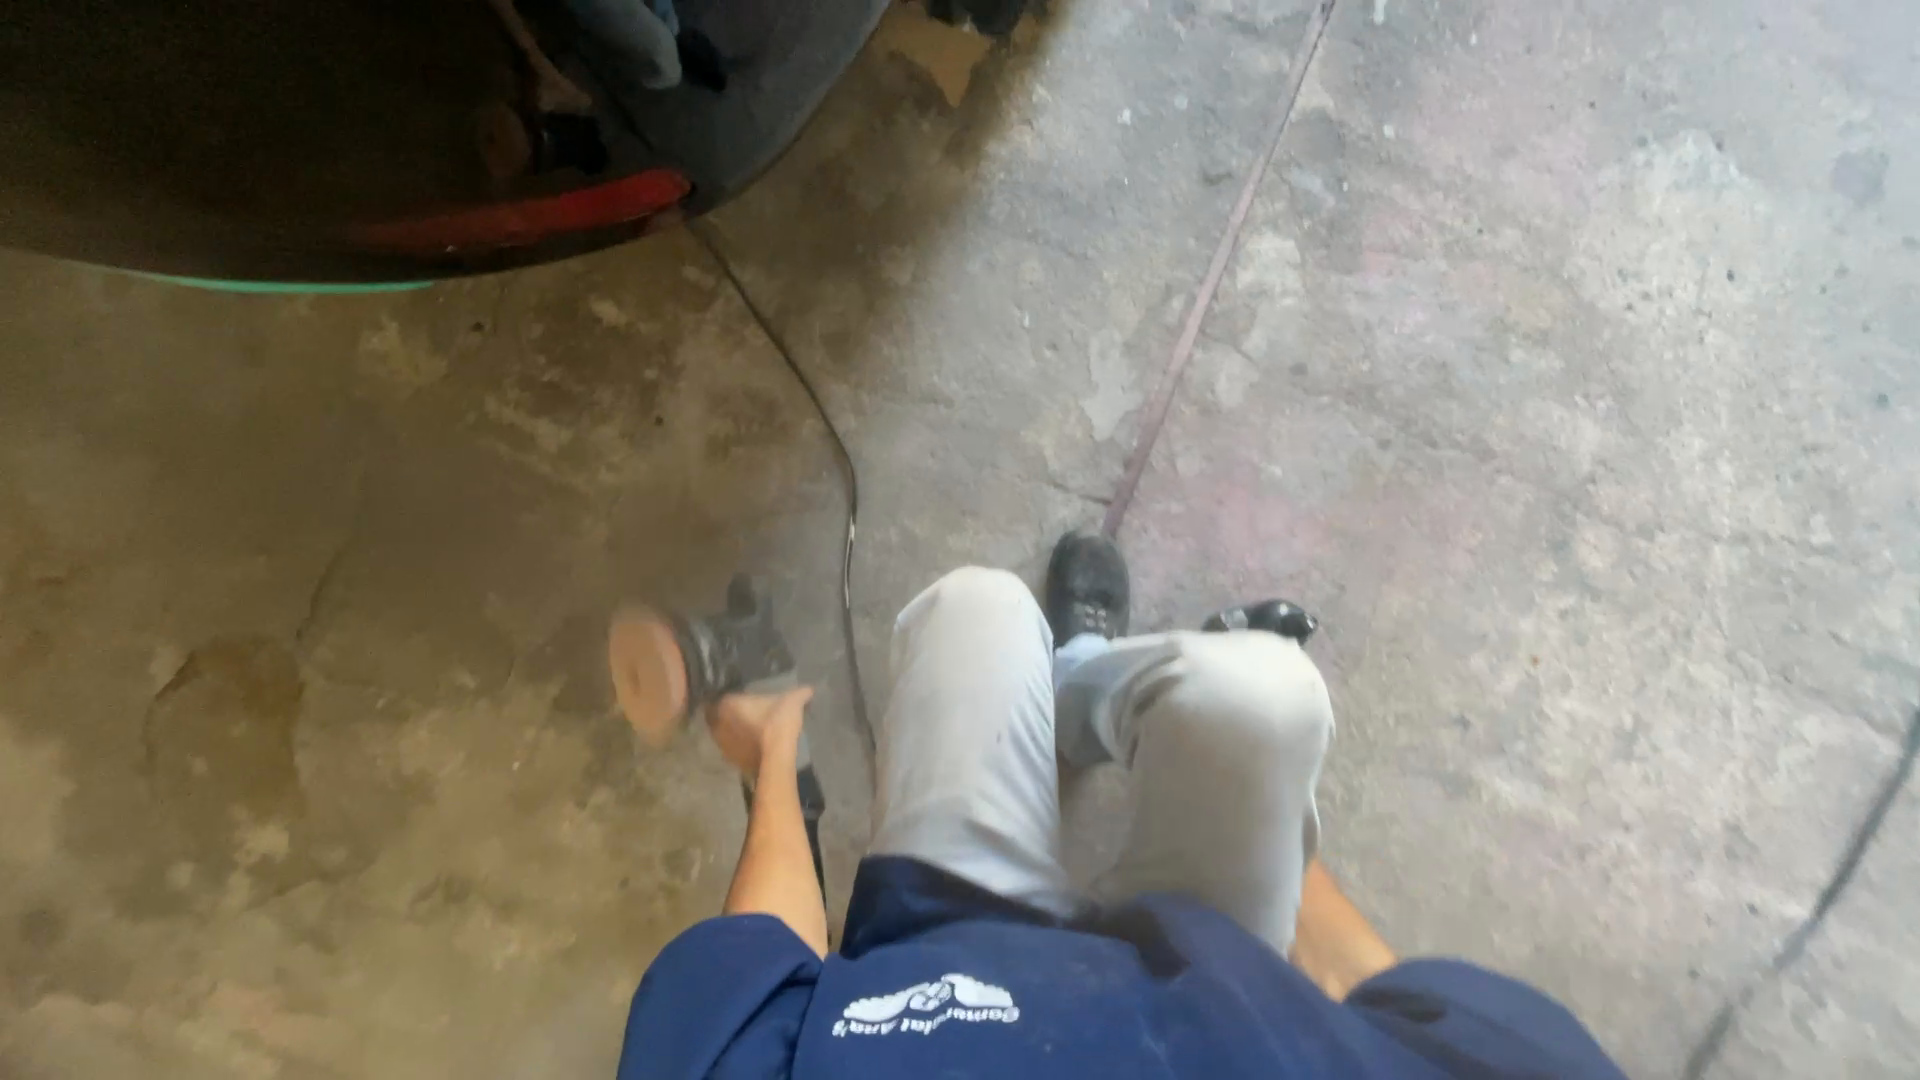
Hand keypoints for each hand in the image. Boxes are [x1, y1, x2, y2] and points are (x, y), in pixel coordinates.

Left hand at [707, 686, 811, 775]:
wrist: (777, 755)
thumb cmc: (778, 722)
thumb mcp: (793, 702)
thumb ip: (800, 693)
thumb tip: (809, 689)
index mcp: (728, 705)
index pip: (723, 697)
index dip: (731, 698)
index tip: (740, 699)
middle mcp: (718, 723)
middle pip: (718, 716)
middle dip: (728, 716)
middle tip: (744, 714)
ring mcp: (722, 744)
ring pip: (723, 734)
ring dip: (732, 732)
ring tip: (748, 731)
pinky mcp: (730, 760)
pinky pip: (732, 750)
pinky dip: (739, 747)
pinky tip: (752, 746)